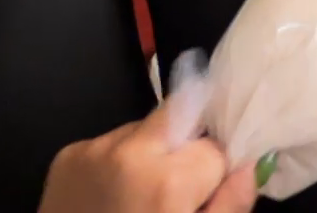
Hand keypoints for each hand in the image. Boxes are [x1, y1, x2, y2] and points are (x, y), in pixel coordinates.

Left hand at [39, 102, 258, 212]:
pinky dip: (119, 163)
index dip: (214, 175)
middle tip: (177, 188)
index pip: (215, 149)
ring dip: (151, 153)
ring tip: (139, 200)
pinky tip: (110, 199)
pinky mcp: (67, 155)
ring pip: (145, 129)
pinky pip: (111, 143)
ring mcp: (94, 149)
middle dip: (186, 144)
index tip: (203, 196)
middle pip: (181, 114)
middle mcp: (130, 150)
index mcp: (167, 182)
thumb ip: (228, 208)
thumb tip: (249, 165)